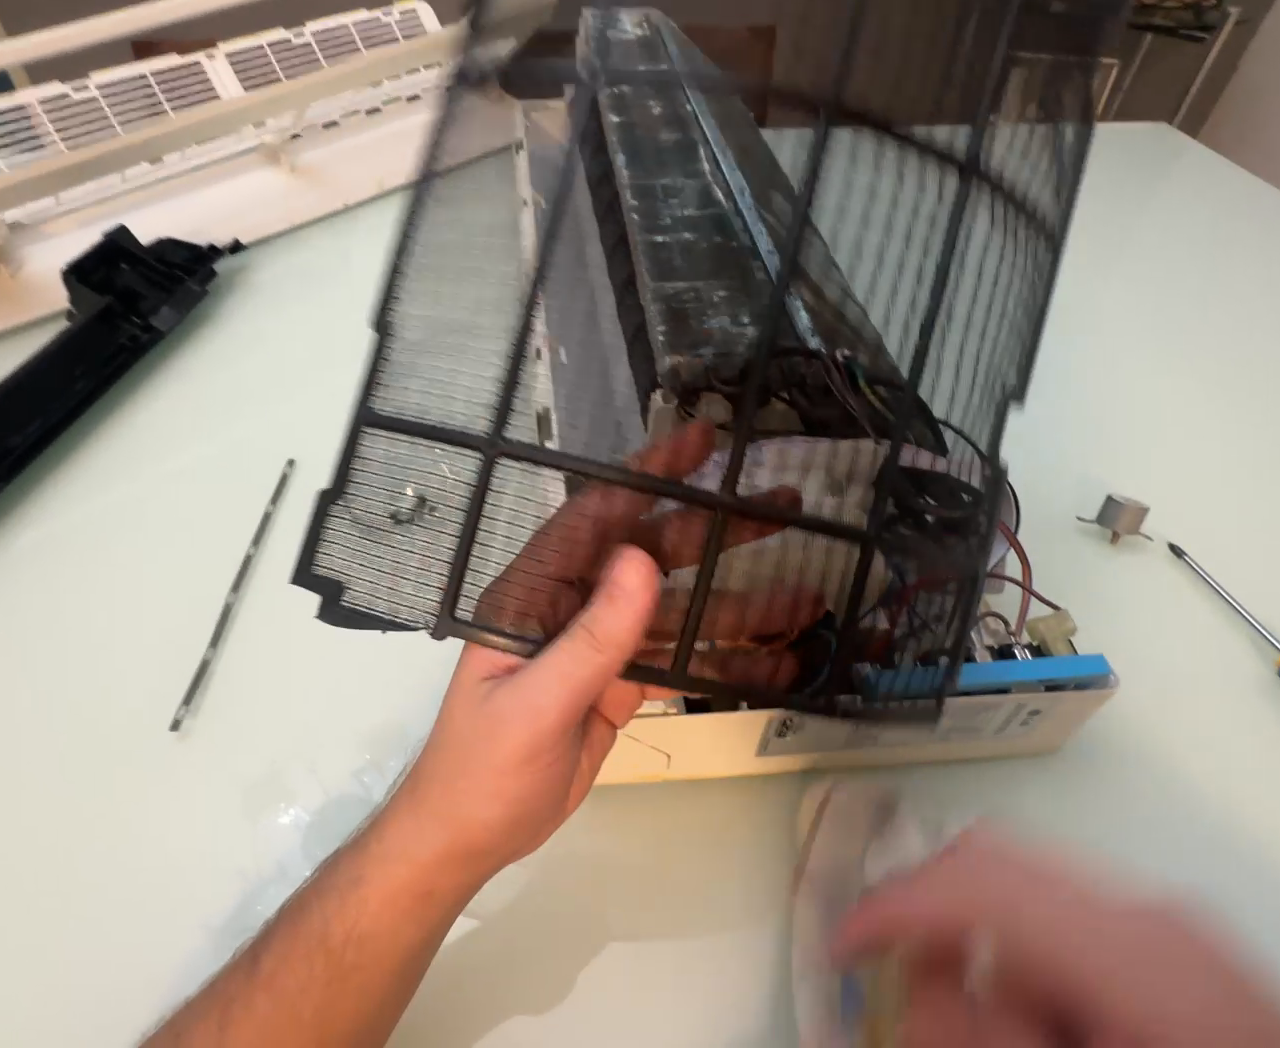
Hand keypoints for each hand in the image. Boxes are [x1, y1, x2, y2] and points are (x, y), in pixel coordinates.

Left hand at [387, 421, 823, 879]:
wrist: (471, 835)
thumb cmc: (482, 768)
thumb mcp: (535, 703)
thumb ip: (591, 637)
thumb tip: (642, 558)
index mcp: (535, 593)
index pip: (595, 517)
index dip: (648, 476)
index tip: (700, 444)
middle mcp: (571, 605)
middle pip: (651, 557)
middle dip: (716, 534)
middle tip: (783, 509)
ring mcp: (600, 645)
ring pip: (677, 612)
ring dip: (739, 606)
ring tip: (807, 599)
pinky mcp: (620, 683)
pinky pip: (679, 660)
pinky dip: (726, 661)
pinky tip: (778, 662)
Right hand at [833, 830, 1279, 1047]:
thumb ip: (981, 1024)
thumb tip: (918, 967)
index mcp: (1136, 939)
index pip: (976, 873)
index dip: (890, 901)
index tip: (839, 949)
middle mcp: (1149, 908)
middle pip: (993, 875)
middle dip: (940, 936)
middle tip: (926, 1005)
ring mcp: (1168, 925)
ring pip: (1023, 903)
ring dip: (992, 966)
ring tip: (1023, 1032)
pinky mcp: (1177, 948)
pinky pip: (1063, 931)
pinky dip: (1031, 972)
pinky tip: (1058, 1027)